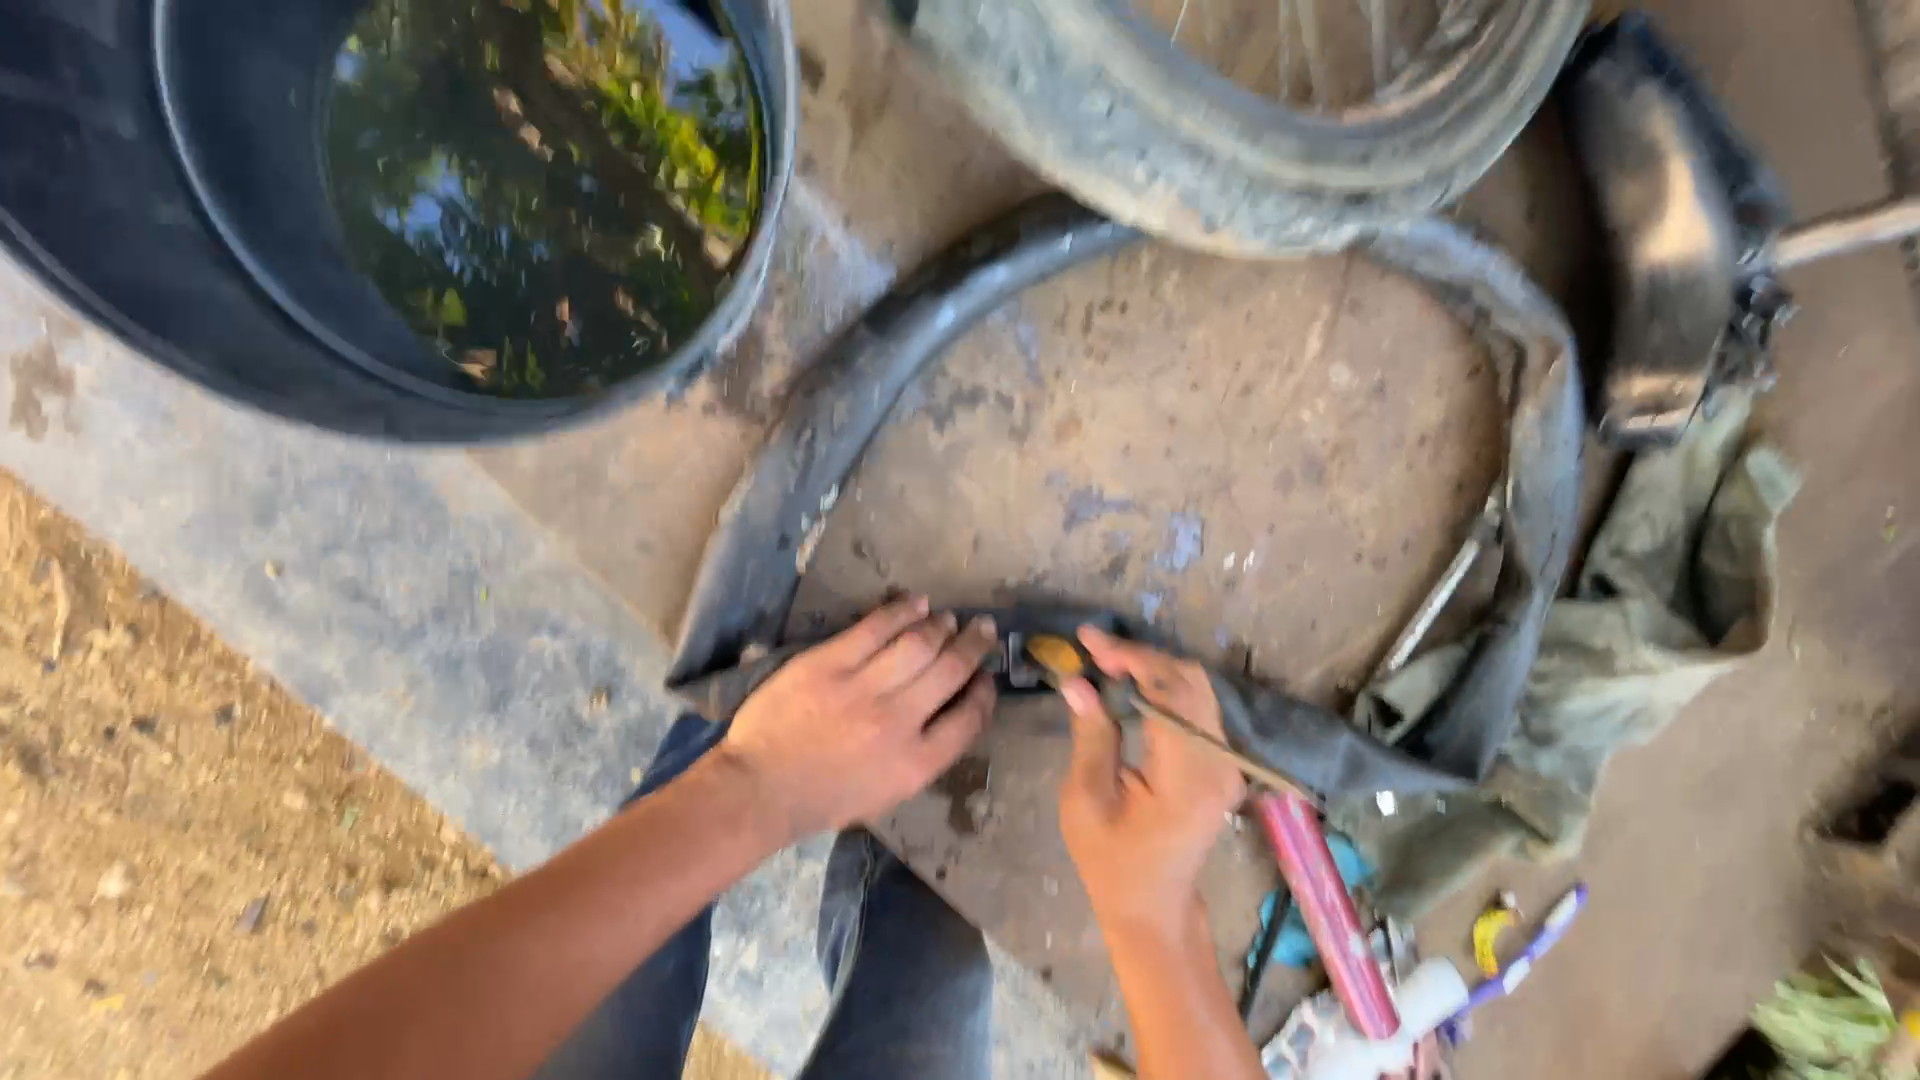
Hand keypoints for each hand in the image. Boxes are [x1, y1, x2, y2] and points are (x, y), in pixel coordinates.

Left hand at [717, 597, 998, 840]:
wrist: (759, 789)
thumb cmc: (823, 798)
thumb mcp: (886, 794)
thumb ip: (921, 756)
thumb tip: (946, 713)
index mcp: (915, 764)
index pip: (968, 718)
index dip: (984, 692)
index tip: (985, 677)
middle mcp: (898, 722)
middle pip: (950, 671)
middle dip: (974, 646)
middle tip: (984, 629)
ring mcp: (862, 689)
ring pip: (918, 643)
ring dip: (940, 626)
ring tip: (948, 618)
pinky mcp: (829, 663)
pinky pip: (875, 627)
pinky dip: (901, 611)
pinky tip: (915, 603)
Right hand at [1057, 627, 1245, 942]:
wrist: (1153, 906)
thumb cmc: (1111, 861)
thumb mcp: (1085, 800)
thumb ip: (1090, 735)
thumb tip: (1077, 680)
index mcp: (1188, 778)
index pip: (1169, 693)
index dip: (1130, 657)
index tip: (1088, 640)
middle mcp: (1220, 764)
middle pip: (1190, 681)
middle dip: (1140, 657)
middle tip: (1092, 652)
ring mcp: (1227, 763)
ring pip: (1197, 687)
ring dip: (1152, 668)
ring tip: (1106, 663)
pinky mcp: (1222, 762)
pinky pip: (1198, 705)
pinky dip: (1164, 686)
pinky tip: (1130, 685)